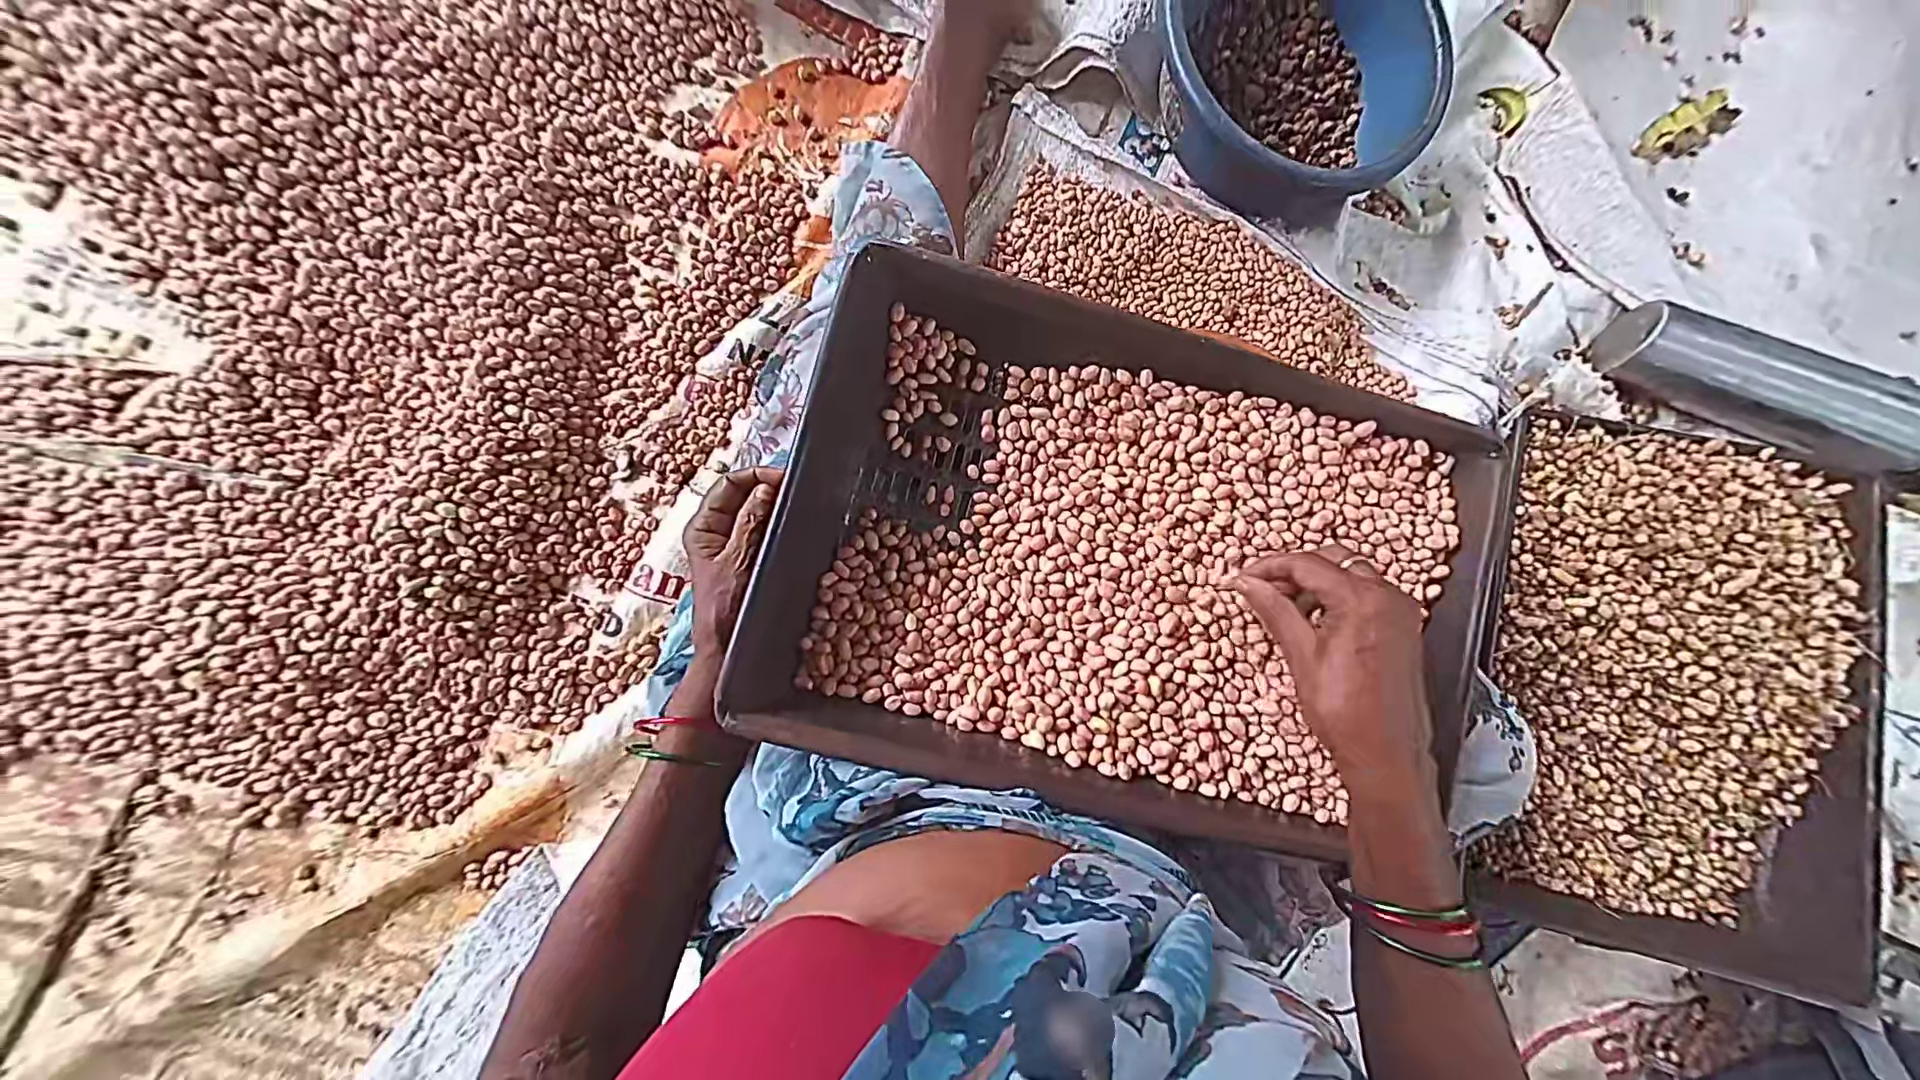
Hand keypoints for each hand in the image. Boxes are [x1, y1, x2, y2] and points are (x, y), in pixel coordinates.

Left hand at [685, 467, 783, 659]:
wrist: (729, 650)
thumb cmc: (724, 611)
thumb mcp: (736, 563)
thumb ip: (750, 524)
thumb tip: (765, 488)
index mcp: (703, 527)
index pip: (729, 484)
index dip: (757, 474)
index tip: (786, 476)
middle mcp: (718, 532)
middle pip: (746, 494)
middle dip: (771, 487)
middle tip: (800, 487)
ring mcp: (736, 545)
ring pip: (760, 512)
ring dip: (780, 505)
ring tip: (803, 503)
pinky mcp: (753, 558)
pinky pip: (769, 532)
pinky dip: (783, 524)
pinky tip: (800, 524)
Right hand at [1231, 545, 1435, 803]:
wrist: (1386, 754)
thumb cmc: (1347, 713)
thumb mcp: (1300, 655)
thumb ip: (1274, 610)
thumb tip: (1248, 584)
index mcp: (1363, 600)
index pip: (1307, 563)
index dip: (1269, 567)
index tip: (1245, 578)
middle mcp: (1388, 598)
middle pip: (1331, 560)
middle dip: (1292, 571)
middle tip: (1261, 590)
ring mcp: (1400, 613)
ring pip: (1349, 575)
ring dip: (1314, 584)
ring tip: (1282, 607)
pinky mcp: (1403, 630)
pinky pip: (1365, 596)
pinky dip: (1335, 598)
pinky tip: (1311, 621)